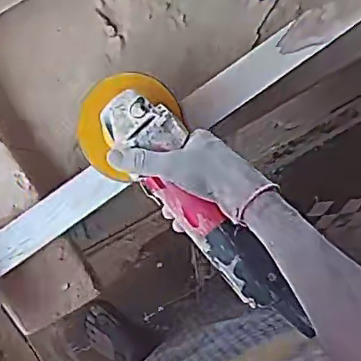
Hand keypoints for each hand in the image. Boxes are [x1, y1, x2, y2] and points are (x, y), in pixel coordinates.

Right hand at [108, 130, 273, 222]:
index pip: (169, 149)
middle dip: (168, 191)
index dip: (158, 165)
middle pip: (177, 174)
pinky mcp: (223, 194)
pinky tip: (189, 221)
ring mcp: (217, 176)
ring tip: (176, 214)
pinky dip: (193, 213)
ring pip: (189, 191)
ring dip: (179, 205)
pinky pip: (202, 203)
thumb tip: (117, 155)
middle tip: (165, 199)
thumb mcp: (170, 166)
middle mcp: (209, 155)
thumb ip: (142, 161)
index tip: (151, 176)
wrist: (244, 198)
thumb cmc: (216, 174)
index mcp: (198, 140)